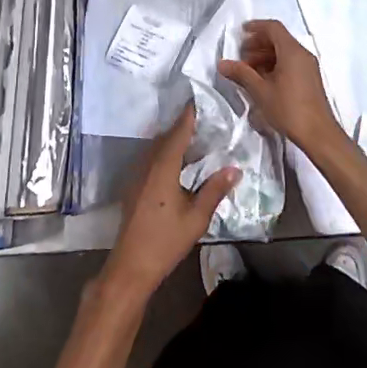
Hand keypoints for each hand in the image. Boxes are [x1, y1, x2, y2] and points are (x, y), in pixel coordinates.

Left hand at [103, 103, 237, 300]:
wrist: (131, 266)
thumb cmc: (166, 240)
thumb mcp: (197, 217)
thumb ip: (215, 190)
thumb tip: (235, 168)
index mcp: (163, 168)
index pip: (177, 133)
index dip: (188, 117)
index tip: (199, 101)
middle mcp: (147, 165)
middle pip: (165, 137)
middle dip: (182, 126)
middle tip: (203, 119)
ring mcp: (137, 176)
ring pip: (156, 148)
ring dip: (172, 140)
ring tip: (194, 138)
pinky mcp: (134, 187)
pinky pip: (151, 159)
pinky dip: (165, 153)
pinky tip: (177, 163)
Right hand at [219, 19, 343, 152]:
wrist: (318, 133)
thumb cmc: (288, 108)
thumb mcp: (260, 91)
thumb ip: (241, 73)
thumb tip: (222, 63)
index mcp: (292, 51)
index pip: (273, 28)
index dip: (256, 26)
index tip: (240, 32)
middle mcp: (302, 54)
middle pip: (279, 39)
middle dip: (258, 44)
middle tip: (240, 55)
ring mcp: (308, 67)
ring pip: (284, 52)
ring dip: (265, 56)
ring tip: (248, 70)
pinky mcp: (310, 79)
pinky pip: (290, 63)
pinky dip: (275, 65)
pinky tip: (263, 80)